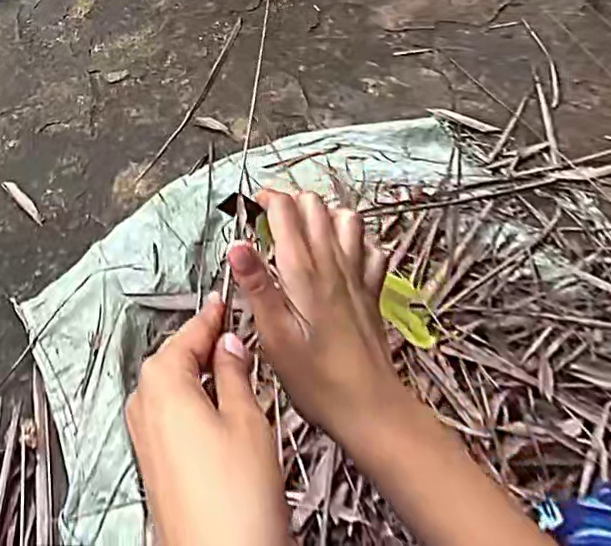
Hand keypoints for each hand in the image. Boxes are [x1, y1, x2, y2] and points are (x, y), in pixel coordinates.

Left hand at [125, 293, 288, 545]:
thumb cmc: (233, 504)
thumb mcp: (247, 421)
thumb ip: (235, 372)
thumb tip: (230, 346)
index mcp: (161, 379)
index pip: (190, 332)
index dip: (212, 315)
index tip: (222, 300)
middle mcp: (143, 399)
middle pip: (177, 356)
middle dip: (206, 345)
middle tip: (233, 333)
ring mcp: (143, 431)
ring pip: (174, 384)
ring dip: (201, 374)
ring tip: (233, 370)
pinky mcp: (151, 458)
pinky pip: (171, 411)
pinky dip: (193, 401)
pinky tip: (218, 410)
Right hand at [232, 190, 553, 545]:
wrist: (373, 411)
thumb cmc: (318, 379)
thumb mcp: (273, 335)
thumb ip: (256, 284)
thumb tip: (236, 246)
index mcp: (303, 271)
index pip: (285, 209)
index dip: (265, 199)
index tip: (249, 207)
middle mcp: (332, 264)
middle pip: (314, 204)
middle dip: (289, 201)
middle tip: (269, 219)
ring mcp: (356, 275)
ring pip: (345, 218)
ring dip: (322, 214)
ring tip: (301, 229)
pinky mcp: (371, 291)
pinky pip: (370, 247)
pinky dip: (354, 239)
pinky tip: (339, 252)